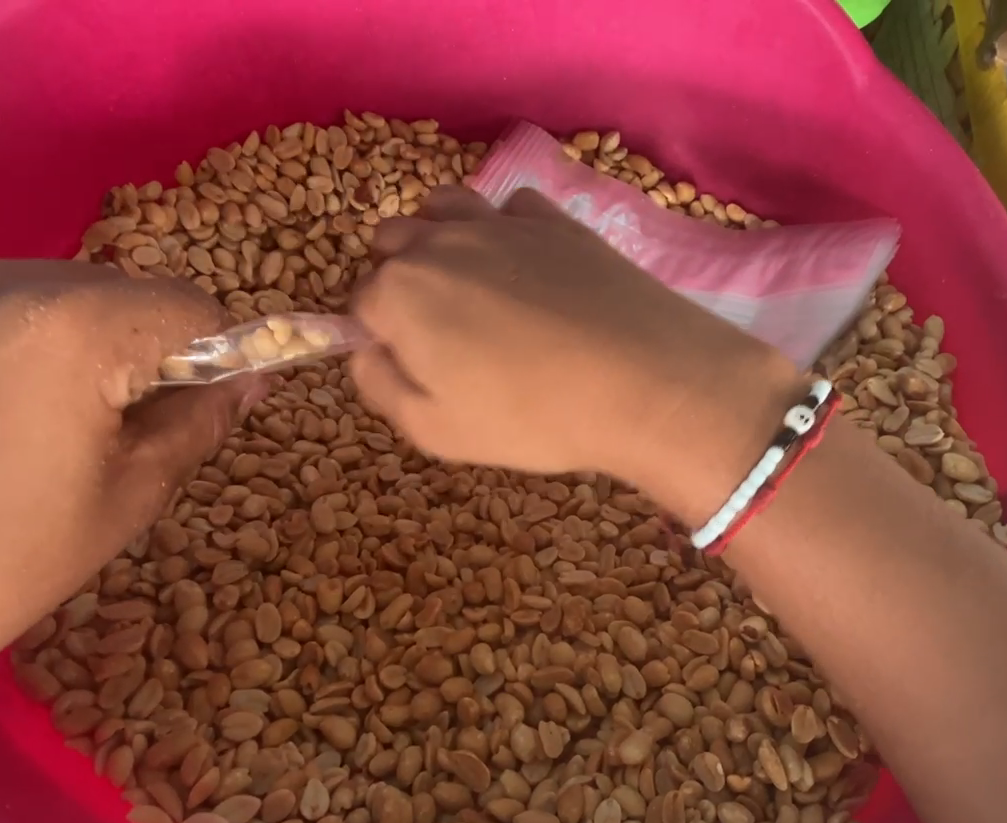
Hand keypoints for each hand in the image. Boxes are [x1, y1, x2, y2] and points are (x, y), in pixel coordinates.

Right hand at [349, 187, 804, 521]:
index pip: (362, 306)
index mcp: (399, 292)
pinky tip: (527, 269)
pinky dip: (504, 231)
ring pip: (444, 210)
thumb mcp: (436, 429)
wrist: (643, 383)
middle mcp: (440, 241)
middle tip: (445, 335)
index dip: (383, 340)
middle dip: (402, 282)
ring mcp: (501, 223)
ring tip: (474, 289)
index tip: (417, 370)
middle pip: (395, 247)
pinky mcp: (555, 220)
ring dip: (441, 241)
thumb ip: (381, 386)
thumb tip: (364, 351)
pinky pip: (510, 210)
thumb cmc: (531, 417)